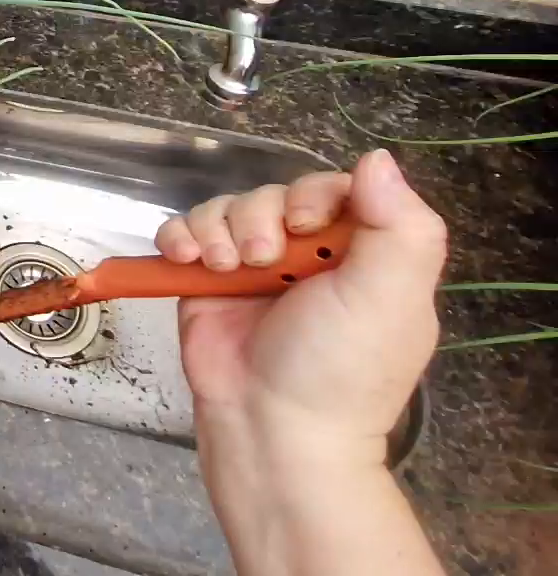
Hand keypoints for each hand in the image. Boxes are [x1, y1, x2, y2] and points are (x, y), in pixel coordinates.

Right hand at [155, 149, 446, 467]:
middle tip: (260, 261)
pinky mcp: (201, 274)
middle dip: (255, 219)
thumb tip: (377, 158)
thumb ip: (398, 230)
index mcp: (359, 255)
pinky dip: (177, 237)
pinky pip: (180, 230)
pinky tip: (185, 260)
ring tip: (220, 268)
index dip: (311, 194)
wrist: (268, 417)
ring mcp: (247, 262)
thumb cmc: (338, 366)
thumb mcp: (386, 300)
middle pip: (269, 195)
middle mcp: (303, 252)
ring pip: (220, 208)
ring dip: (213, 230)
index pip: (335, 190)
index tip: (304, 227)